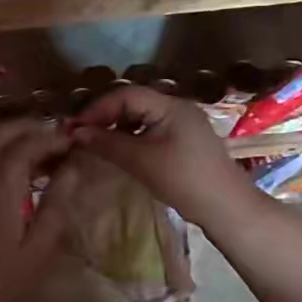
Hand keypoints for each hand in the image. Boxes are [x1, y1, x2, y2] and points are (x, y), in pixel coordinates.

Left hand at [0, 118, 75, 301]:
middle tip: (54, 132)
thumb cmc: (3, 281)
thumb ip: (55, 206)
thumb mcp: (39, 249)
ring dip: (6, 134)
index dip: (47, 138)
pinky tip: (8, 159)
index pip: (22, 149)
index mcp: (0, 194)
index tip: (72, 140)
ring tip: (35, 140)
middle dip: (25, 127)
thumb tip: (73, 169)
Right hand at [70, 86, 261, 225]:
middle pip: (133, 102)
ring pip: (140, 117)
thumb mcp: (140, 160)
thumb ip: (106, 143)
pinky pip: (149, 129)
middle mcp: (177, 108)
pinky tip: (118, 150)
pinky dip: (130, 137)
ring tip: (96, 143)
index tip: (77, 127)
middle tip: (83, 134)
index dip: (98, 108)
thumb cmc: (182, 178)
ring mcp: (182, 124)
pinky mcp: (183, 140)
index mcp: (170, 106)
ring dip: (116, 127)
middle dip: (105, 116)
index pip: (126, 95)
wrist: (225, 206)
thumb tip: (76, 132)